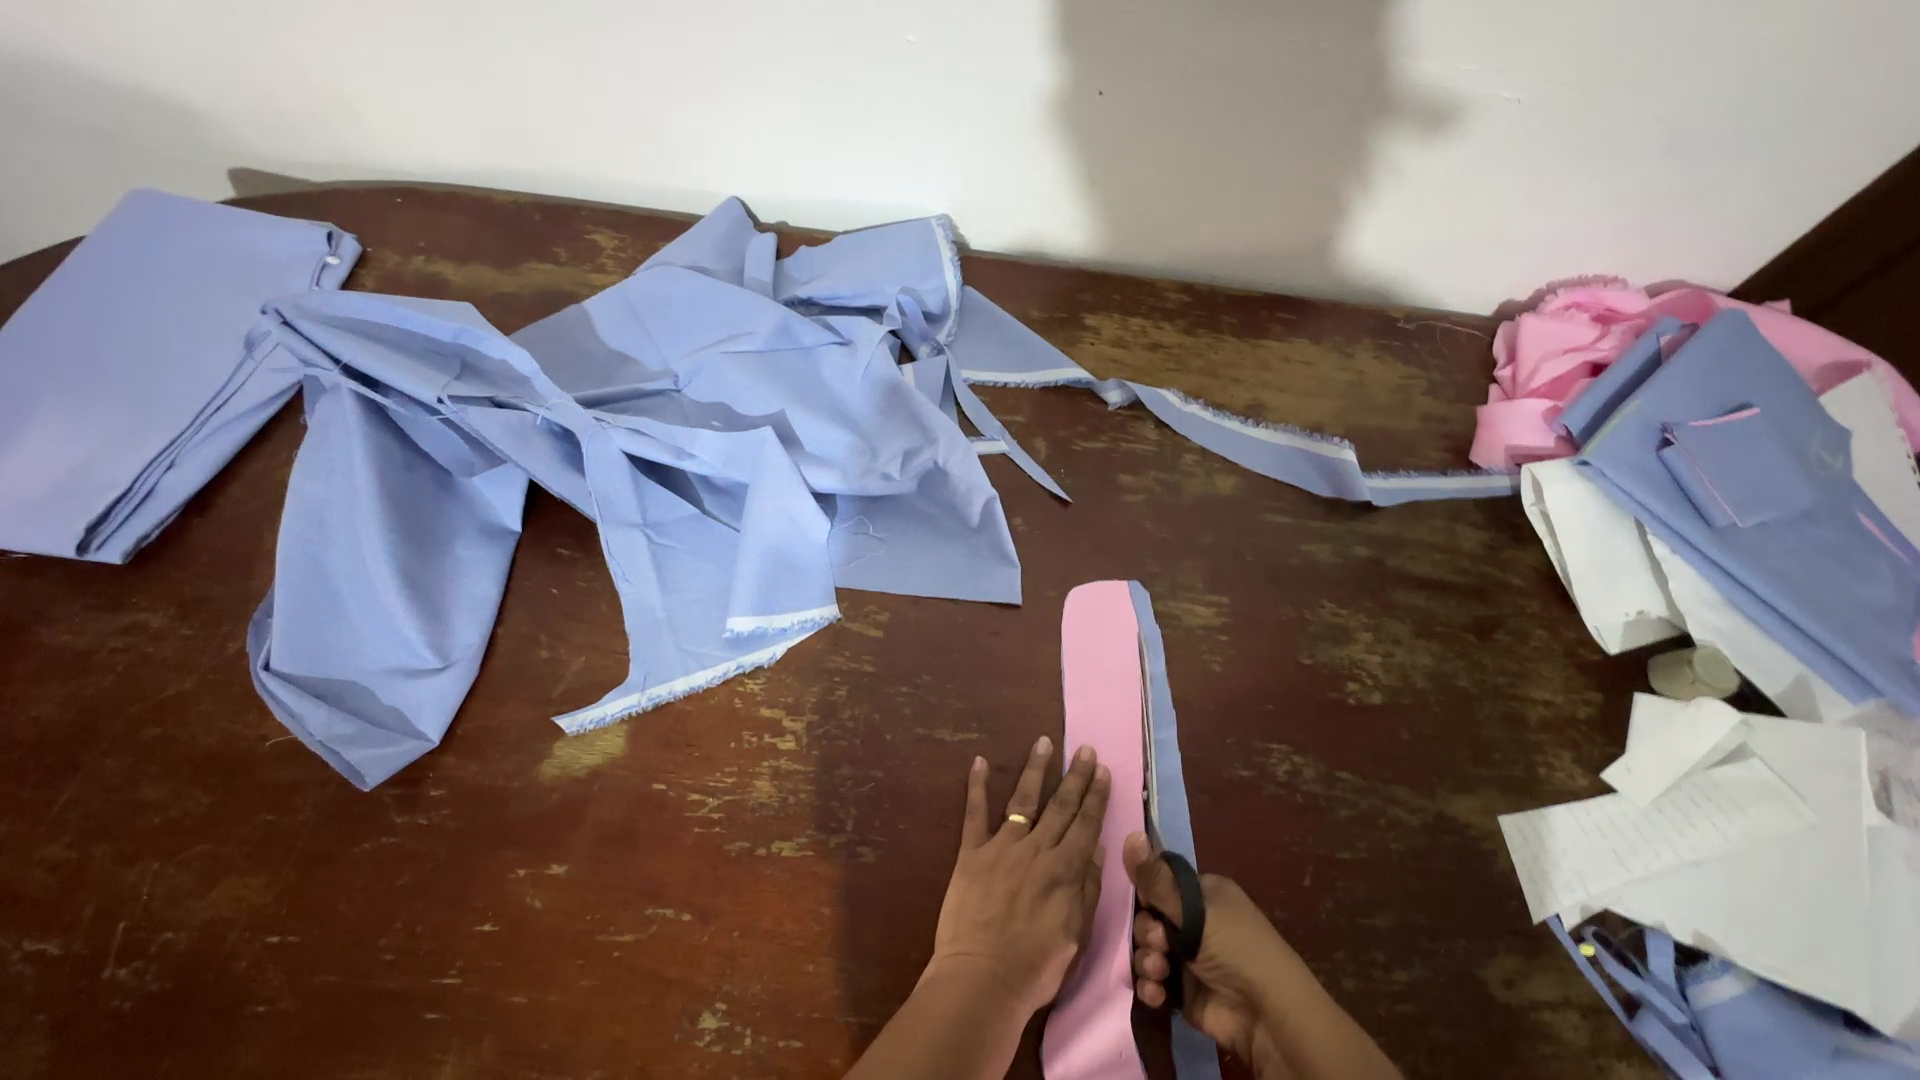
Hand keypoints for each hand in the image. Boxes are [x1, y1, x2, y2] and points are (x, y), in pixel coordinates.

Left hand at [927, 736, 1112, 1015]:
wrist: (983, 978)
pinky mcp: (971, 854)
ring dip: (1035, 770)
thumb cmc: (1036, 966)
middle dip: (1075, 776)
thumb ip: (1086, 888)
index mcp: (1066, 870)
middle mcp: (1037, 850)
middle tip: (1083, 749)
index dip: (1096, 796)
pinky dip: (977, 786)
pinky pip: (974, 814)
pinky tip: (980, 762)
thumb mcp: (1077, 932)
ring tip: (1044, 742)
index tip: (1103, 770)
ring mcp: (1002, 848)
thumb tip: (1096, 847)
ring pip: (1023, 801)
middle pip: (1060, 806)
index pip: (1086, 824)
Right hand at [1124, 831, 1296, 1065]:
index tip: (1144, 906)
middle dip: (1147, 933)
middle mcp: (1193, 923)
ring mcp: (1185, 958)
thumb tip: (1130, 834)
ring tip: (1161, 973)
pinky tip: (1158, 994)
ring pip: (1146, 951)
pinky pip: (1151, 981)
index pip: (1158, 884)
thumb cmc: (1236, 949)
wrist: (1265, 1014)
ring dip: (1147, 961)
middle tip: (1160, 943)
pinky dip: (1150, 987)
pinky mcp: (1180, 990)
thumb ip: (1156, 880)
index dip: (1145, 895)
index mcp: (1201, 895)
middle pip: (1147, 919)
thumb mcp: (1195, 911)